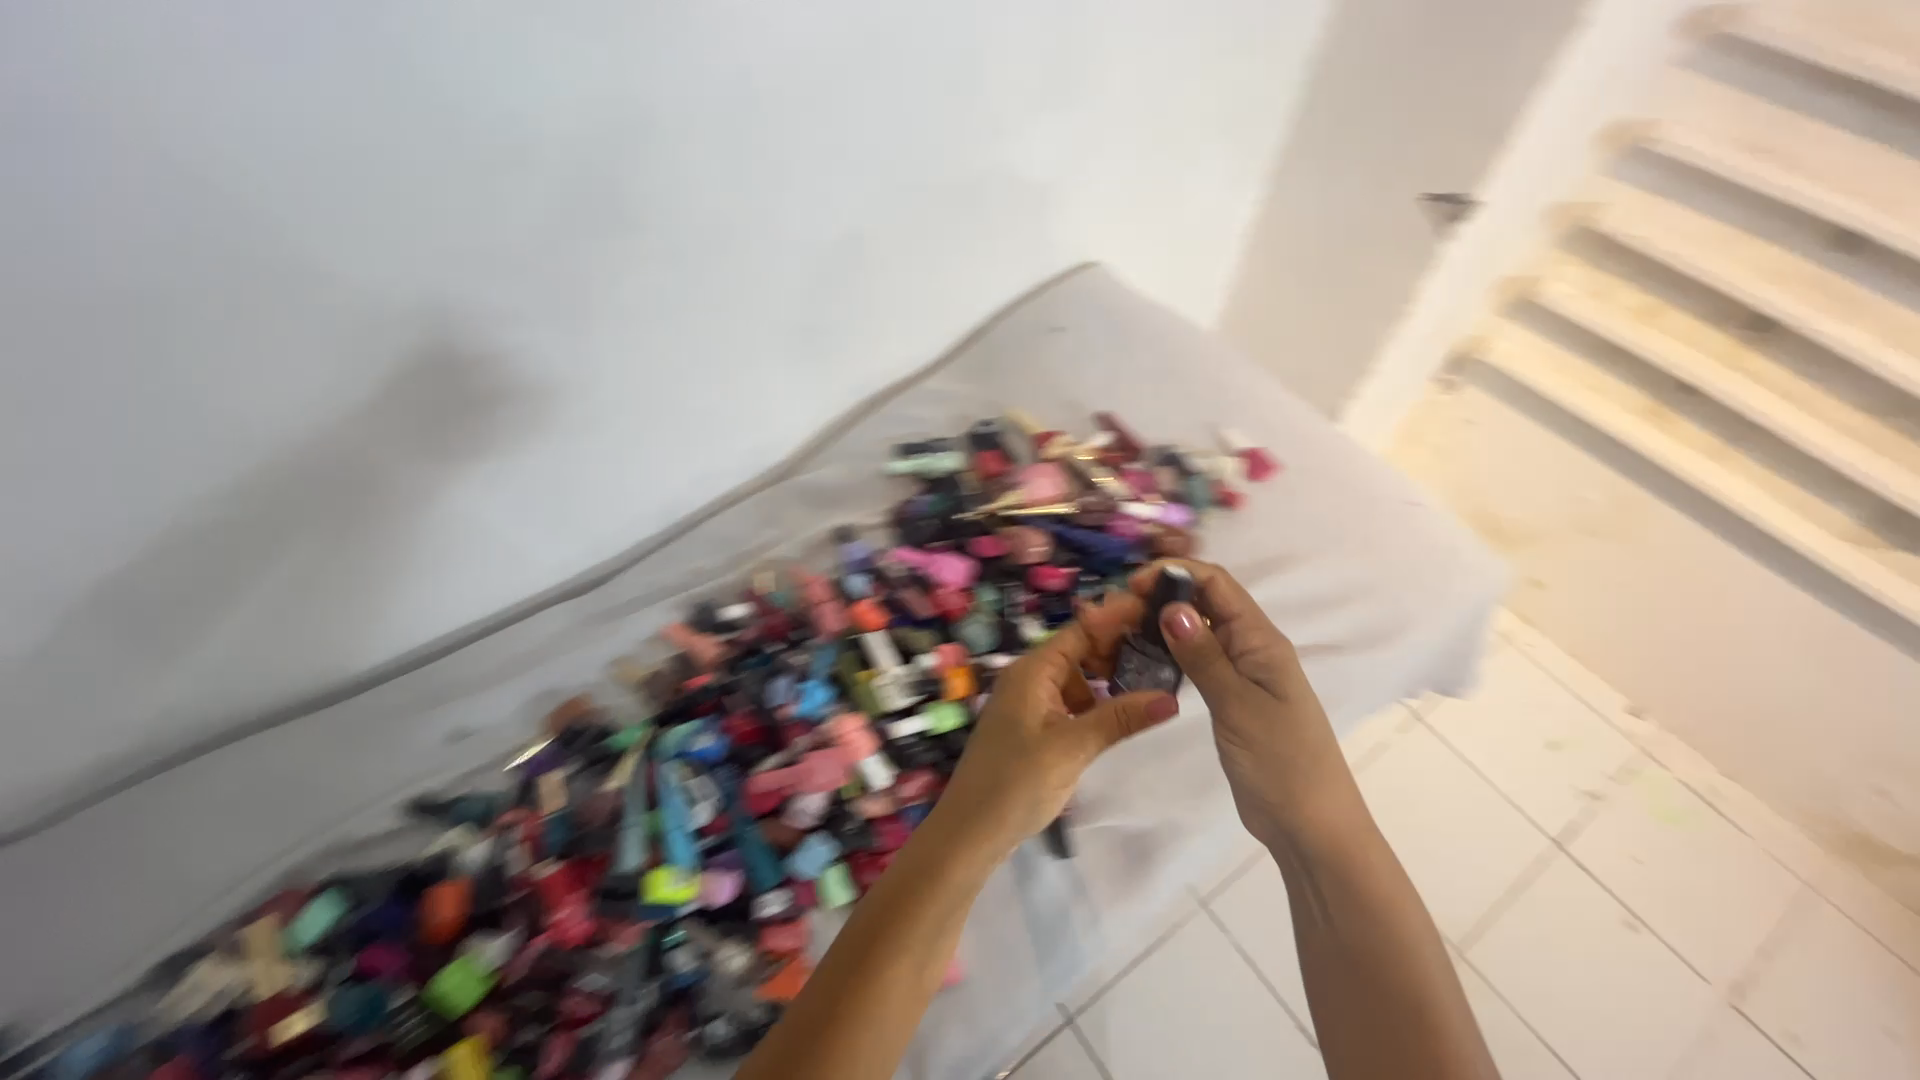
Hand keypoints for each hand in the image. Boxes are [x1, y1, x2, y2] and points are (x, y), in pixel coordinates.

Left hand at [934, 593, 1180, 856]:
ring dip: (1109, 681)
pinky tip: (1120, 718)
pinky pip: (1069, 702)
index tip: (1160, 617)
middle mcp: (1029, 678)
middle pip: (1080, 650)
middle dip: (1119, 652)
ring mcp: (1028, 703)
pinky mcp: (1031, 727)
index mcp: (1033, 670)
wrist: (970, 831)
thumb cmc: (1016, 782)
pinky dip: (1094, 704)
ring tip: (1152, 687)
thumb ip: (1120, 718)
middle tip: (1166, 659)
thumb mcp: (1072, 747)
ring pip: (1077, 678)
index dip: (1119, 620)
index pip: (1082, 629)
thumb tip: (1171, 697)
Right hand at [1130, 560, 1350, 846]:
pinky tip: (1142, 661)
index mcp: (1262, 641)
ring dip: (1164, 625)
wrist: (1310, 826)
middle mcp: (1251, 649)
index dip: (1176, 574)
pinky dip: (1171, 654)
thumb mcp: (1238, 706)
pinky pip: (1198, 662)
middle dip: (1164, 596)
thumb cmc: (1281, 762)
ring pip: (1199, 633)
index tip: (1132, 585)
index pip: (1218, 585)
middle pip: (1206, 603)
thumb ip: (1204, 656)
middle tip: (1116, 611)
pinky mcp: (1230, 700)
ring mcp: (1241, 675)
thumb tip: (1172, 606)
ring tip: (1119, 631)